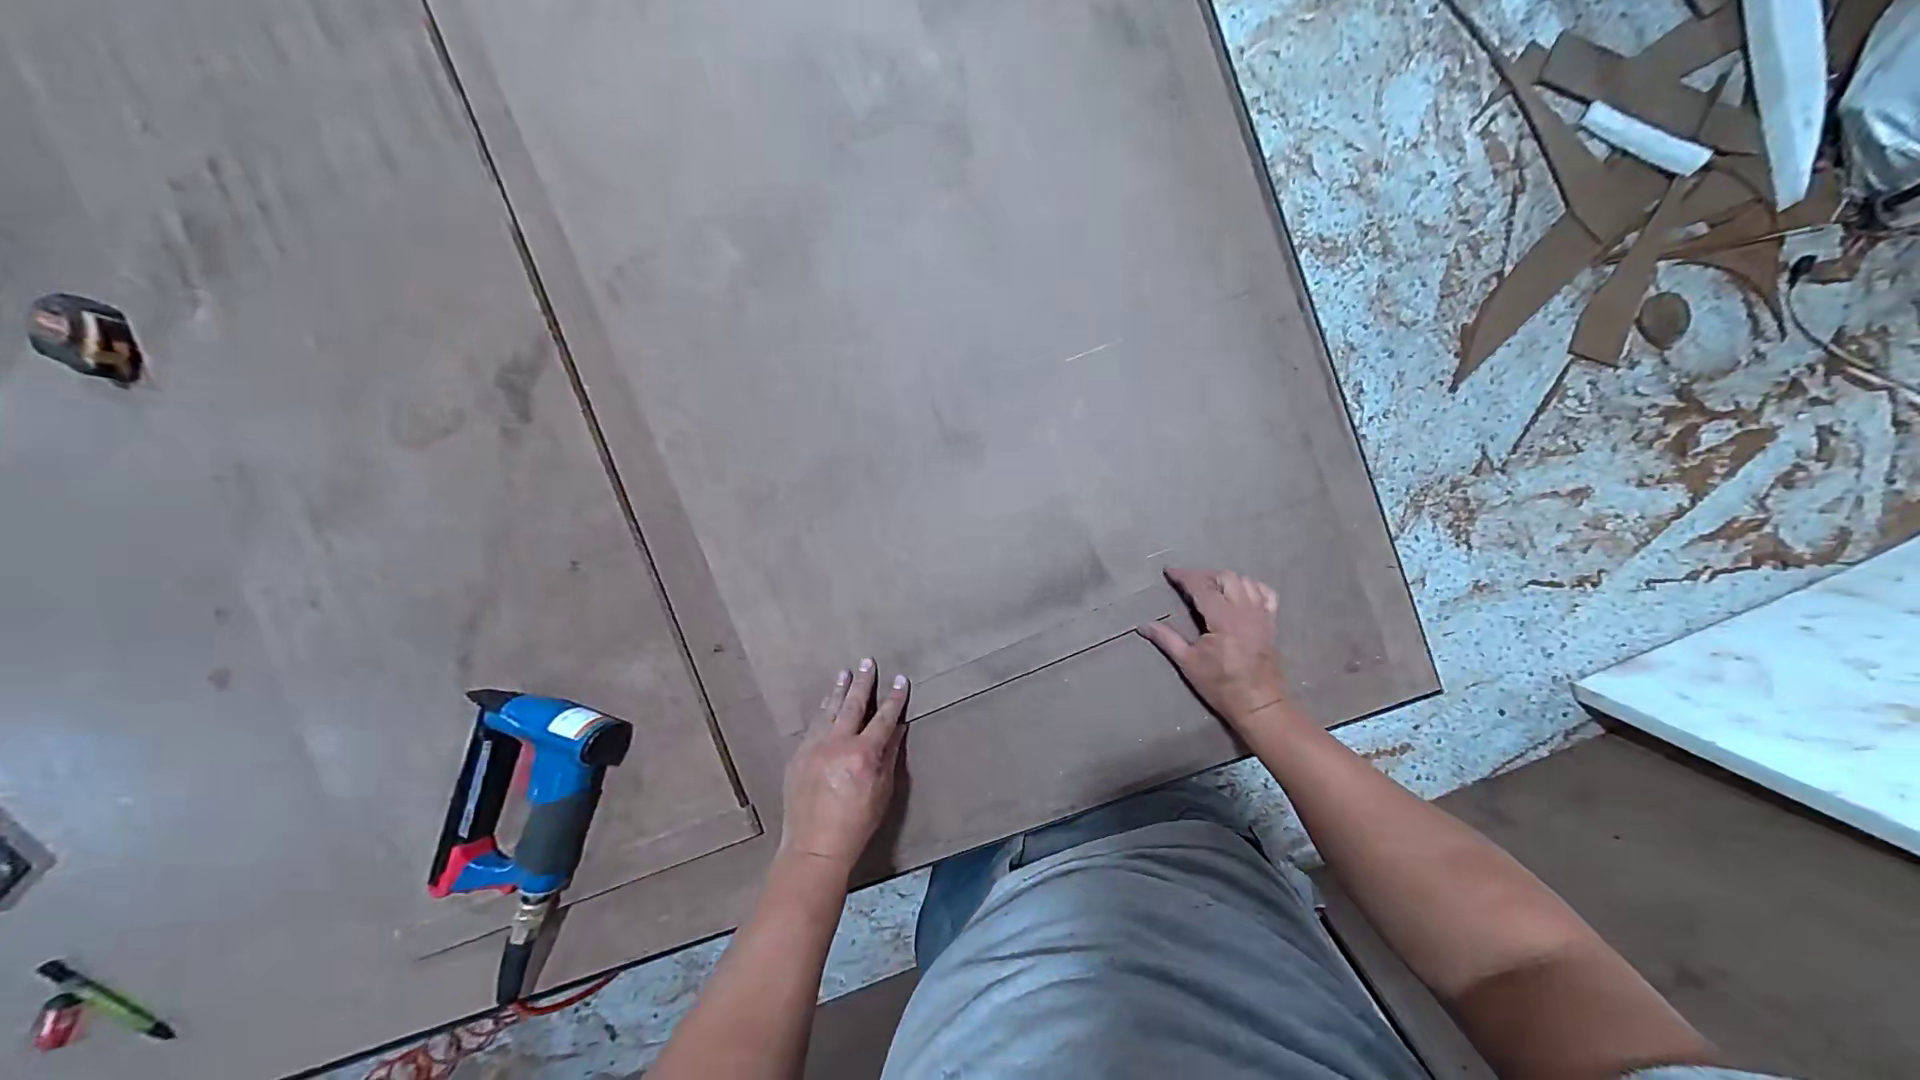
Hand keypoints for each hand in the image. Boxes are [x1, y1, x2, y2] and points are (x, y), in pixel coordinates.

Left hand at [778, 659, 907, 875]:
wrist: (814, 847)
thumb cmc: (856, 824)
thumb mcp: (882, 791)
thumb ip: (889, 756)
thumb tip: (897, 729)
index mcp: (863, 755)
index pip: (883, 718)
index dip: (894, 698)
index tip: (900, 680)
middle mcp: (837, 745)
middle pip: (853, 705)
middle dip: (863, 682)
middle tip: (867, 662)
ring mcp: (814, 748)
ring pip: (828, 711)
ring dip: (838, 690)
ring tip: (844, 673)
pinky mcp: (798, 756)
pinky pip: (813, 727)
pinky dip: (822, 713)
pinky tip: (826, 704)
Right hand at [1138, 568, 1290, 726]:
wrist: (1259, 705)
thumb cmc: (1221, 686)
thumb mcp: (1188, 663)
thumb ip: (1166, 639)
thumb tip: (1142, 625)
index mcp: (1223, 619)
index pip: (1202, 587)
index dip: (1184, 576)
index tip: (1169, 572)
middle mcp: (1245, 611)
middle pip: (1225, 578)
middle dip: (1203, 574)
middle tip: (1186, 581)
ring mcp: (1262, 616)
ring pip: (1245, 582)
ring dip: (1225, 579)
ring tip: (1209, 586)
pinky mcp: (1271, 623)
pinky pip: (1266, 594)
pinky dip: (1252, 587)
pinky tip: (1240, 592)